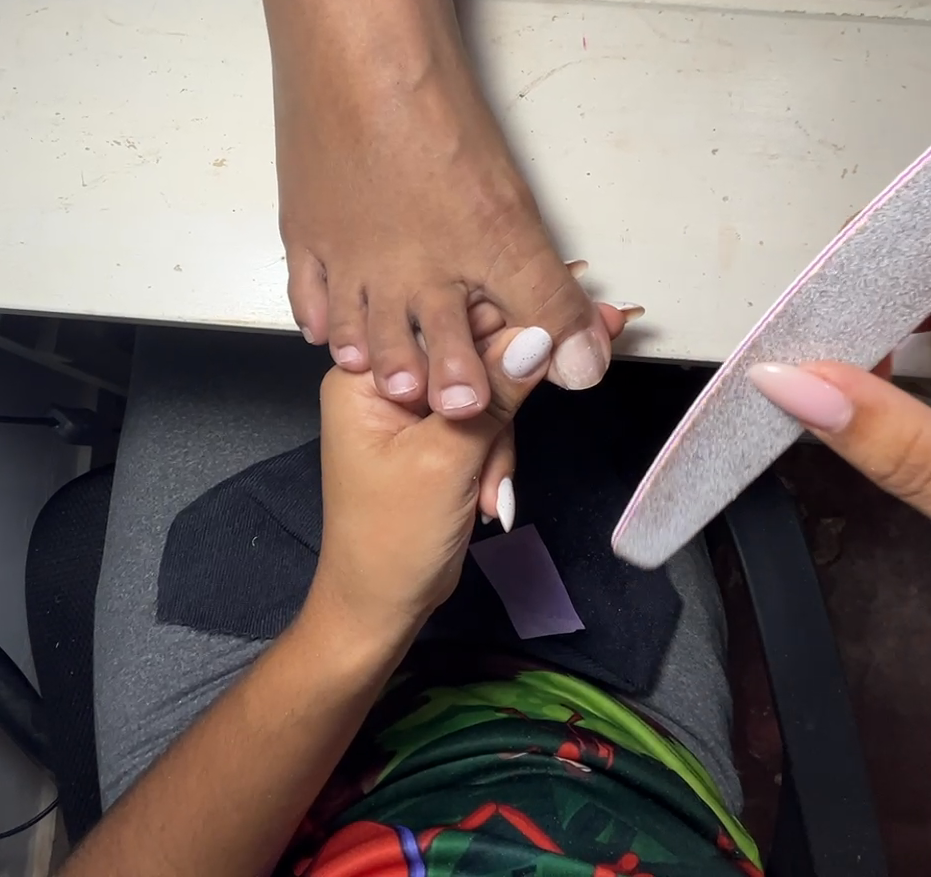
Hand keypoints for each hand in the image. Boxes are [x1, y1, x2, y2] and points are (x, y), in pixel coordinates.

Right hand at [233, 0, 616, 418]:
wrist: (356, 35)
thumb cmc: (437, 117)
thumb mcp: (511, 214)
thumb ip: (545, 297)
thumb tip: (588, 375)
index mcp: (436, 277)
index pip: (463, 352)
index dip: (481, 387)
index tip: (491, 413)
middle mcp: (380, 275)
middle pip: (405, 346)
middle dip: (430, 379)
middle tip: (440, 404)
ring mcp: (332, 246)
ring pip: (351, 324)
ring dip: (372, 353)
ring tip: (385, 376)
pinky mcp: (298, 216)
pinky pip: (301, 286)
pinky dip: (315, 313)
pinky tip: (320, 325)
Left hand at [306, 323, 559, 645]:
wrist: (383, 605)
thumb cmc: (394, 534)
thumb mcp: (447, 458)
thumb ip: (495, 395)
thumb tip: (539, 334)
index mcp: (367, 375)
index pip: (441, 325)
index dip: (504, 326)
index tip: (563, 326)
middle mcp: (387, 385)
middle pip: (469, 360)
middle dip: (506, 404)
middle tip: (558, 391)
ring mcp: (411, 415)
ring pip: (484, 397)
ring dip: (498, 448)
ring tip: (492, 495)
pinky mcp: (434, 440)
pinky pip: (481, 427)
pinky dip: (493, 461)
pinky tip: (491, 499)